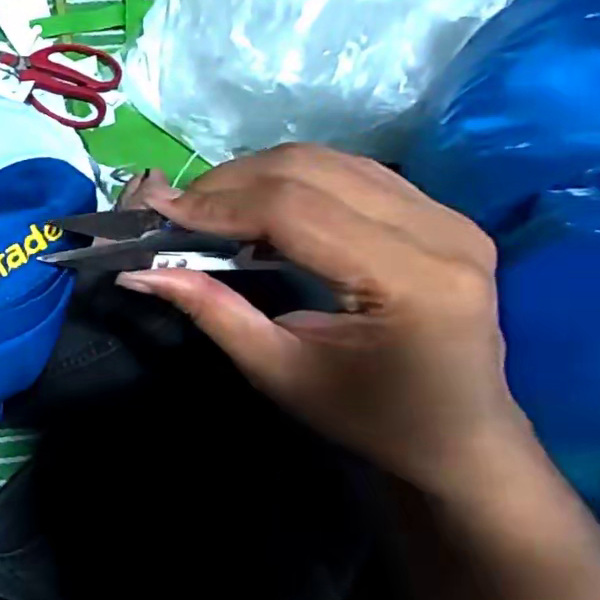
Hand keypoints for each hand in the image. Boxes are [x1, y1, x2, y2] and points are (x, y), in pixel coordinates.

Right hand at [115, 144, 528, 495]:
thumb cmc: (369, 417)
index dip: (217, 204)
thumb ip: (209, 309)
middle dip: (226, 183)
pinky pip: (343, 168)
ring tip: (209, 208)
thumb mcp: (277, 370)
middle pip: (306, 170)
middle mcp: (441, 234)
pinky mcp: (438, 211)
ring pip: (321, 159)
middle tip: (176, 212)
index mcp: (413, 282)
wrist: (463, 440)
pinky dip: (285, 177)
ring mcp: (446, 216)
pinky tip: (257, 206)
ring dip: (251, 174)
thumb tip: (136, 271)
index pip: (295, 210)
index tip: (157, 211)